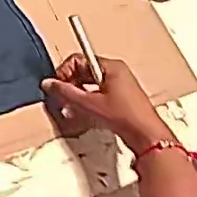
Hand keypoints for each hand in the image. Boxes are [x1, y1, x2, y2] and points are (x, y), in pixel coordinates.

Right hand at [42, 54, 172, 150]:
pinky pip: (97, 94)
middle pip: (83, 71)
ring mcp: (119, 86)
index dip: (65, 72)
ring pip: (89, 84)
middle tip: (63, 98)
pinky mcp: (119, 99)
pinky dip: (87, 102)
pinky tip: (83, 114)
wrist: (146, 136)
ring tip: (72, 108)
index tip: (58, 85)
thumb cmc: (126, 116)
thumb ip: (66, 92)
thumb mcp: (89, 103)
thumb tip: (49, 84)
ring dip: (77, 95)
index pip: (79, 60)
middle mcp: (116, 73)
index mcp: (111, 67)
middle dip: (70, 85)